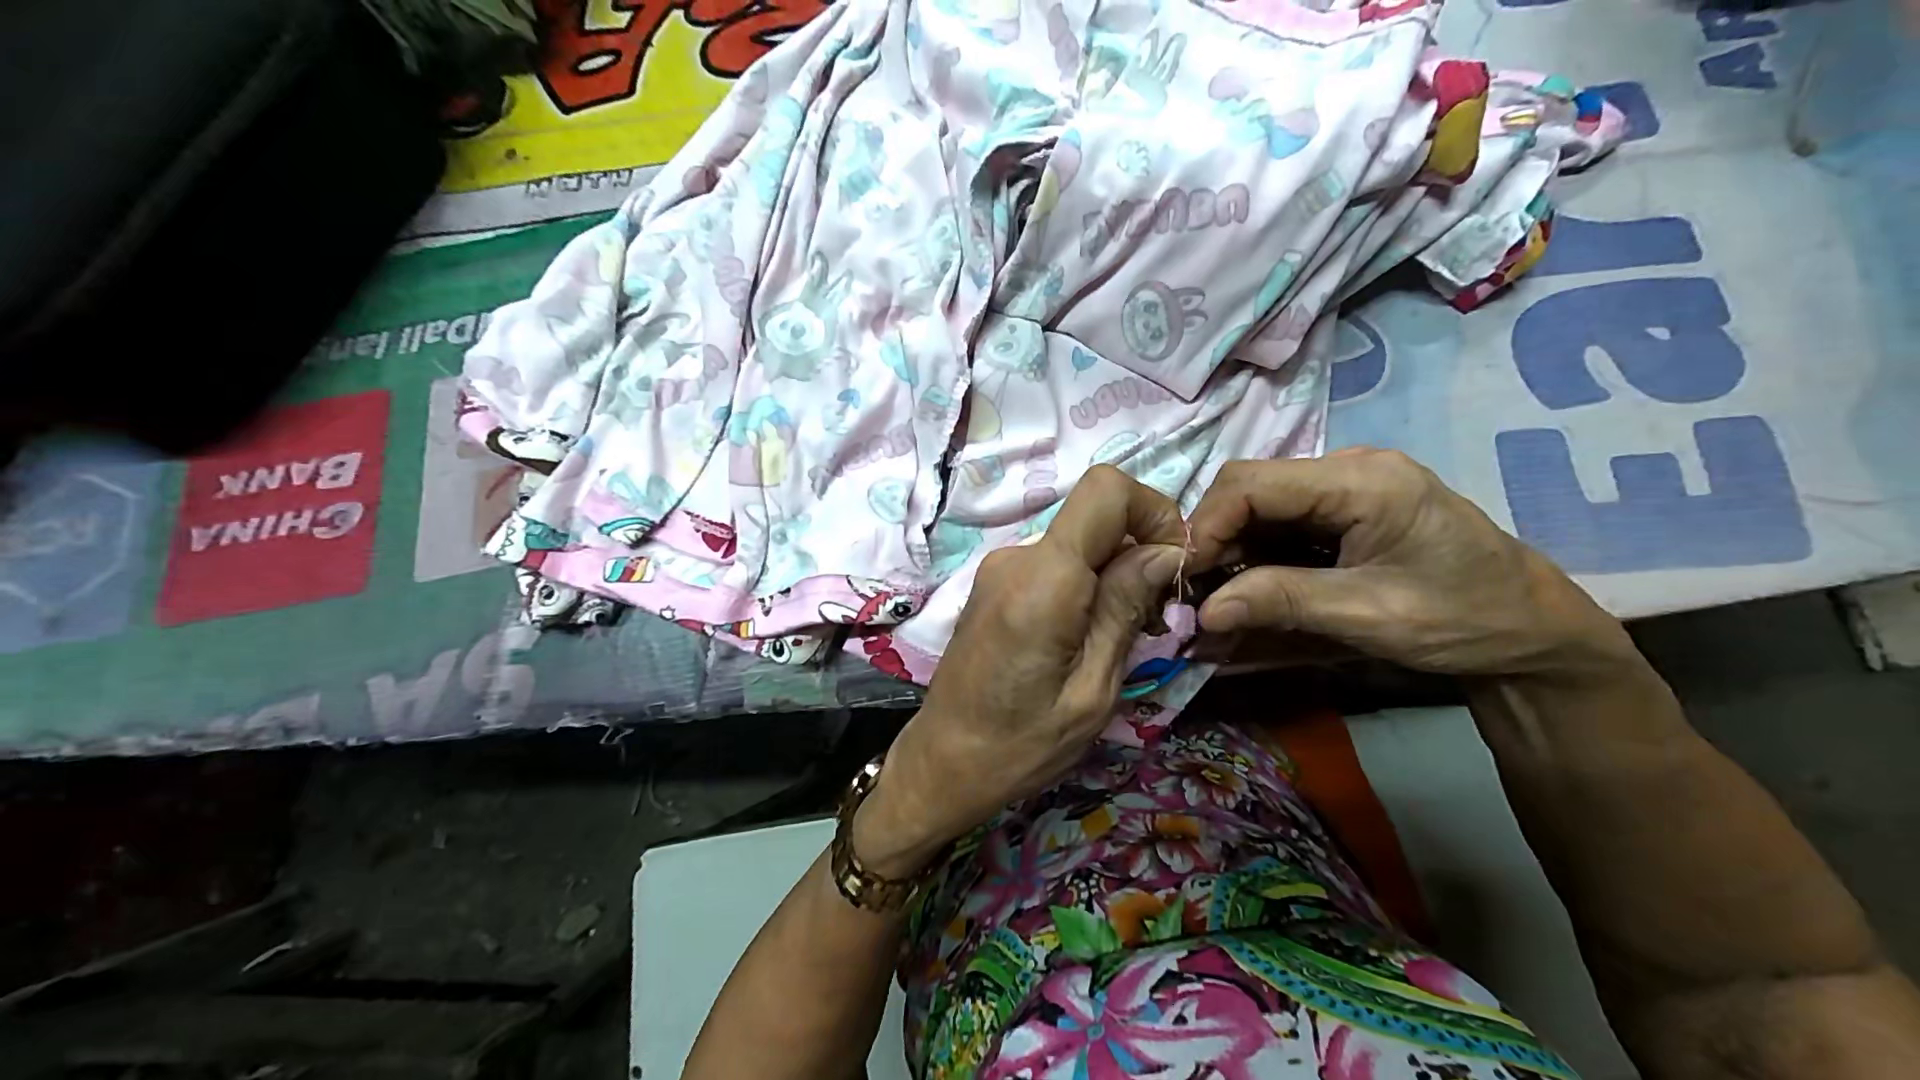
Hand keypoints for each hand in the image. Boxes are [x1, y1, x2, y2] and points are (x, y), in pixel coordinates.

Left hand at [853, 466, 1185, 877]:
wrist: (945, 760)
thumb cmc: (1022, 744)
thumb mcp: (1092, 690)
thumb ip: (1124, 609)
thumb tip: (1165, 551)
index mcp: (1044, 580)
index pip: (1105, 489)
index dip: (1153, 509)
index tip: (1174, 563)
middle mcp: (1017, 558)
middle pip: (1096, 516)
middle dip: (1140, 551)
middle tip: (1155, 617)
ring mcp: (1001, 568)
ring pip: (1079, 541)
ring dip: (1114, 572)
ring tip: (1124, 635)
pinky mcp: (996, 584)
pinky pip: (1056, 563)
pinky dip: (1086, 583)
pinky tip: (1090, 634)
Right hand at [1186, 448, 1634, 678]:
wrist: (1532, 633)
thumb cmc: (1462, 619)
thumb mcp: (1368, 614)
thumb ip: (1281, 601)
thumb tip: (1203, 610)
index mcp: (1362, 480)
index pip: (1251, 483)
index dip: (1205, 526)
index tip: (1185, 577)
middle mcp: (1349, 467)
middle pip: (1249, 486)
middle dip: (1213, 536)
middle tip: (1197, 589)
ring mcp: (1346, 484)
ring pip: (1259, 502)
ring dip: (1231, 546)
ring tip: (1219, 592)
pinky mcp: (1345, 505)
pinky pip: (1280, 518)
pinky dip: (1255, 550)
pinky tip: (1251, 582)